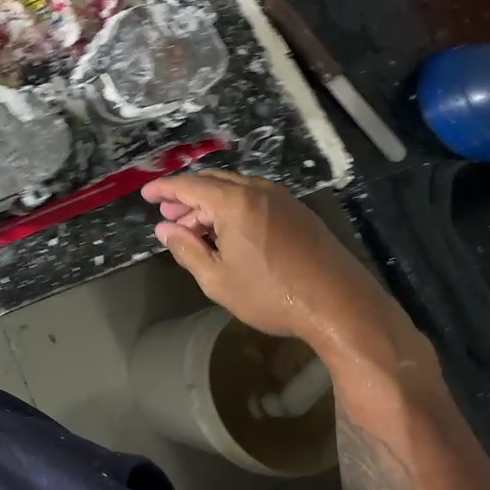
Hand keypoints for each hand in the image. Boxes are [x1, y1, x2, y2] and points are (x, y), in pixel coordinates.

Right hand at [140, 171, 404, 352]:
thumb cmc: (273, 295)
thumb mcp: (217, 280)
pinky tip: (229, 232)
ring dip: (211, 202)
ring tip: (196, 226)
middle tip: (169, 215)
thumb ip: (186, 250)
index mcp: (234, 202)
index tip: (146, 195)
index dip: (164, 189)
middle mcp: (258, 191)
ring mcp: (283, 200)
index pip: (189, 185)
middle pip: (212, 181)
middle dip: (187, 196)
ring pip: (235, 188)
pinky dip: (233, 207)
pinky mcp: (300, 214)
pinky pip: (255, 198)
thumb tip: (166, 230)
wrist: (343, 308)